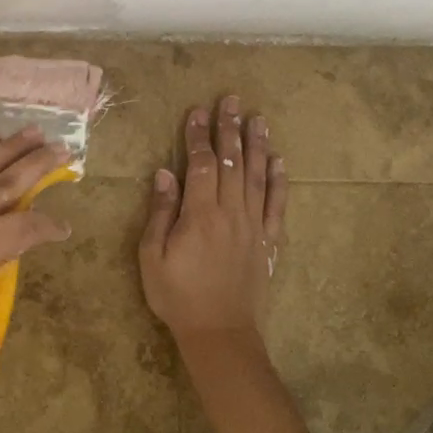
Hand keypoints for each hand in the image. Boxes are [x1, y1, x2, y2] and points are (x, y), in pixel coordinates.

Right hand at [139, 96, 286, 342]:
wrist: (219, 332)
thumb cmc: (177, 295)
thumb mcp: (152, 256)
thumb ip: (161, 212)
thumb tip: (165, 172)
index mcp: (200, 214)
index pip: (202, 165)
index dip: (199, 136)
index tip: (197, 111)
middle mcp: (231, 213)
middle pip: (233, 162)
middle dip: (230, 129)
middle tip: (232, 100)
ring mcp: (254, 226)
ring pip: (258, 177)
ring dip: (257, 145)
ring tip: (258, 118)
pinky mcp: (269, 242)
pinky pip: (278, 205)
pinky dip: (279, 181)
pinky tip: (279, 161)